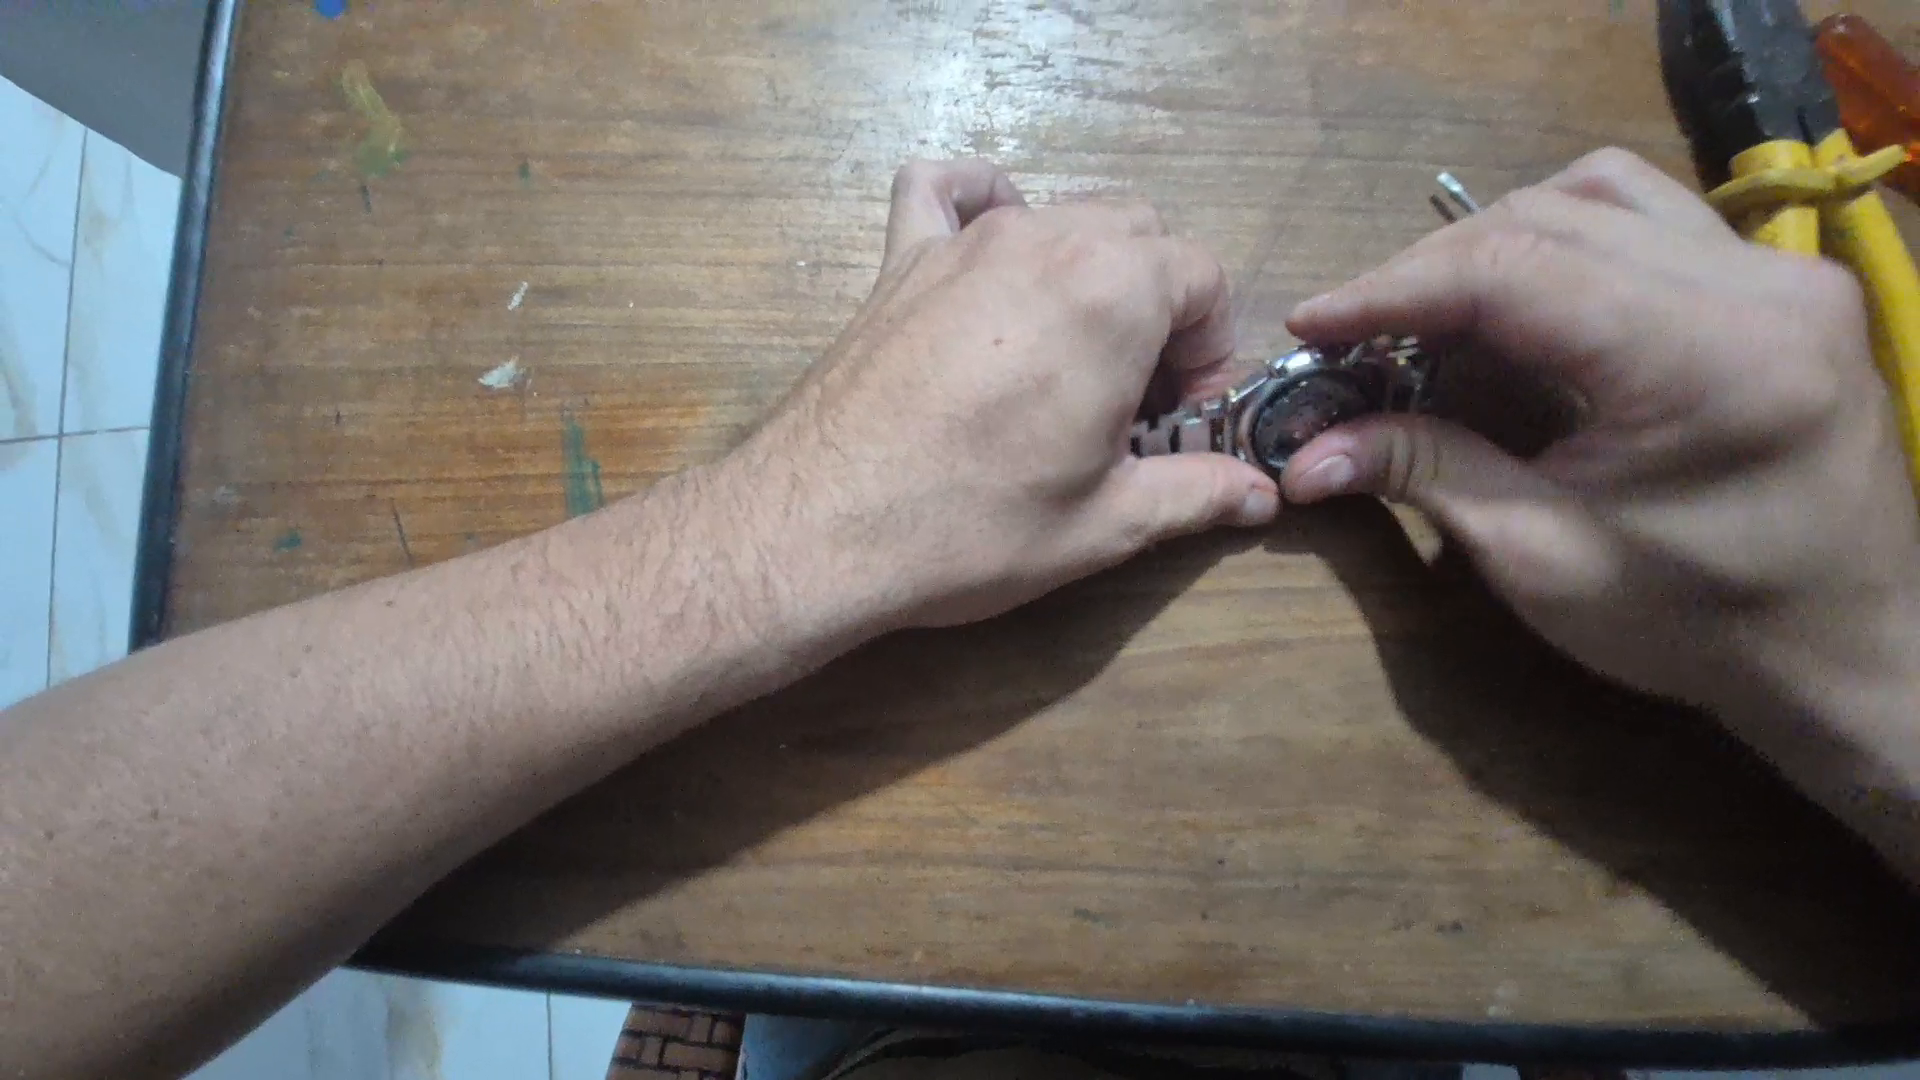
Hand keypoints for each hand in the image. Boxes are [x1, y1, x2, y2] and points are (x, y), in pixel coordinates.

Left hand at [727, 159, 1276, 630]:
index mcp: (1113, 293)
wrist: (820, 529)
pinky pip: (945, 189)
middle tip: (1130, 399)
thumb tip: (1262, 495)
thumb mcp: (1103, 525)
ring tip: (1067, 355)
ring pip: (1062, 214)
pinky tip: (989, 250)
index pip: (1206, 278)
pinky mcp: (900, 261)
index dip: (1209, 351)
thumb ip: (1195, 493)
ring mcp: (963, 241)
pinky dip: (981, 201)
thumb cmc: (972, 529)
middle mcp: (1043, 239)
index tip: (1181, 418)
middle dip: (1159, 309)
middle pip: (1141, 237)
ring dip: (1091, 271)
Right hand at [1279, 149, 1919, 728]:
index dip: (1391, 290)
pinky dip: (1543, 240)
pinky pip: (1635, 216)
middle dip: (1420, 271)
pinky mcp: (1765, 285)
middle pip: (1545, 218)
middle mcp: (1756, 284)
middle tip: (1345, 332)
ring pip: (1593, 194)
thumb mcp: (1534, 553)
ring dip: (1480, 244)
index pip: (1515, 272)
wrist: (1840, 646)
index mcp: (1706, 359)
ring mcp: (1773, 273)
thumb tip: (1303, 459)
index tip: (1307, 323)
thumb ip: (1421, 474)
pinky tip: (1502, 299)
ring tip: (1416, 312)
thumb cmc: (1689, 619)